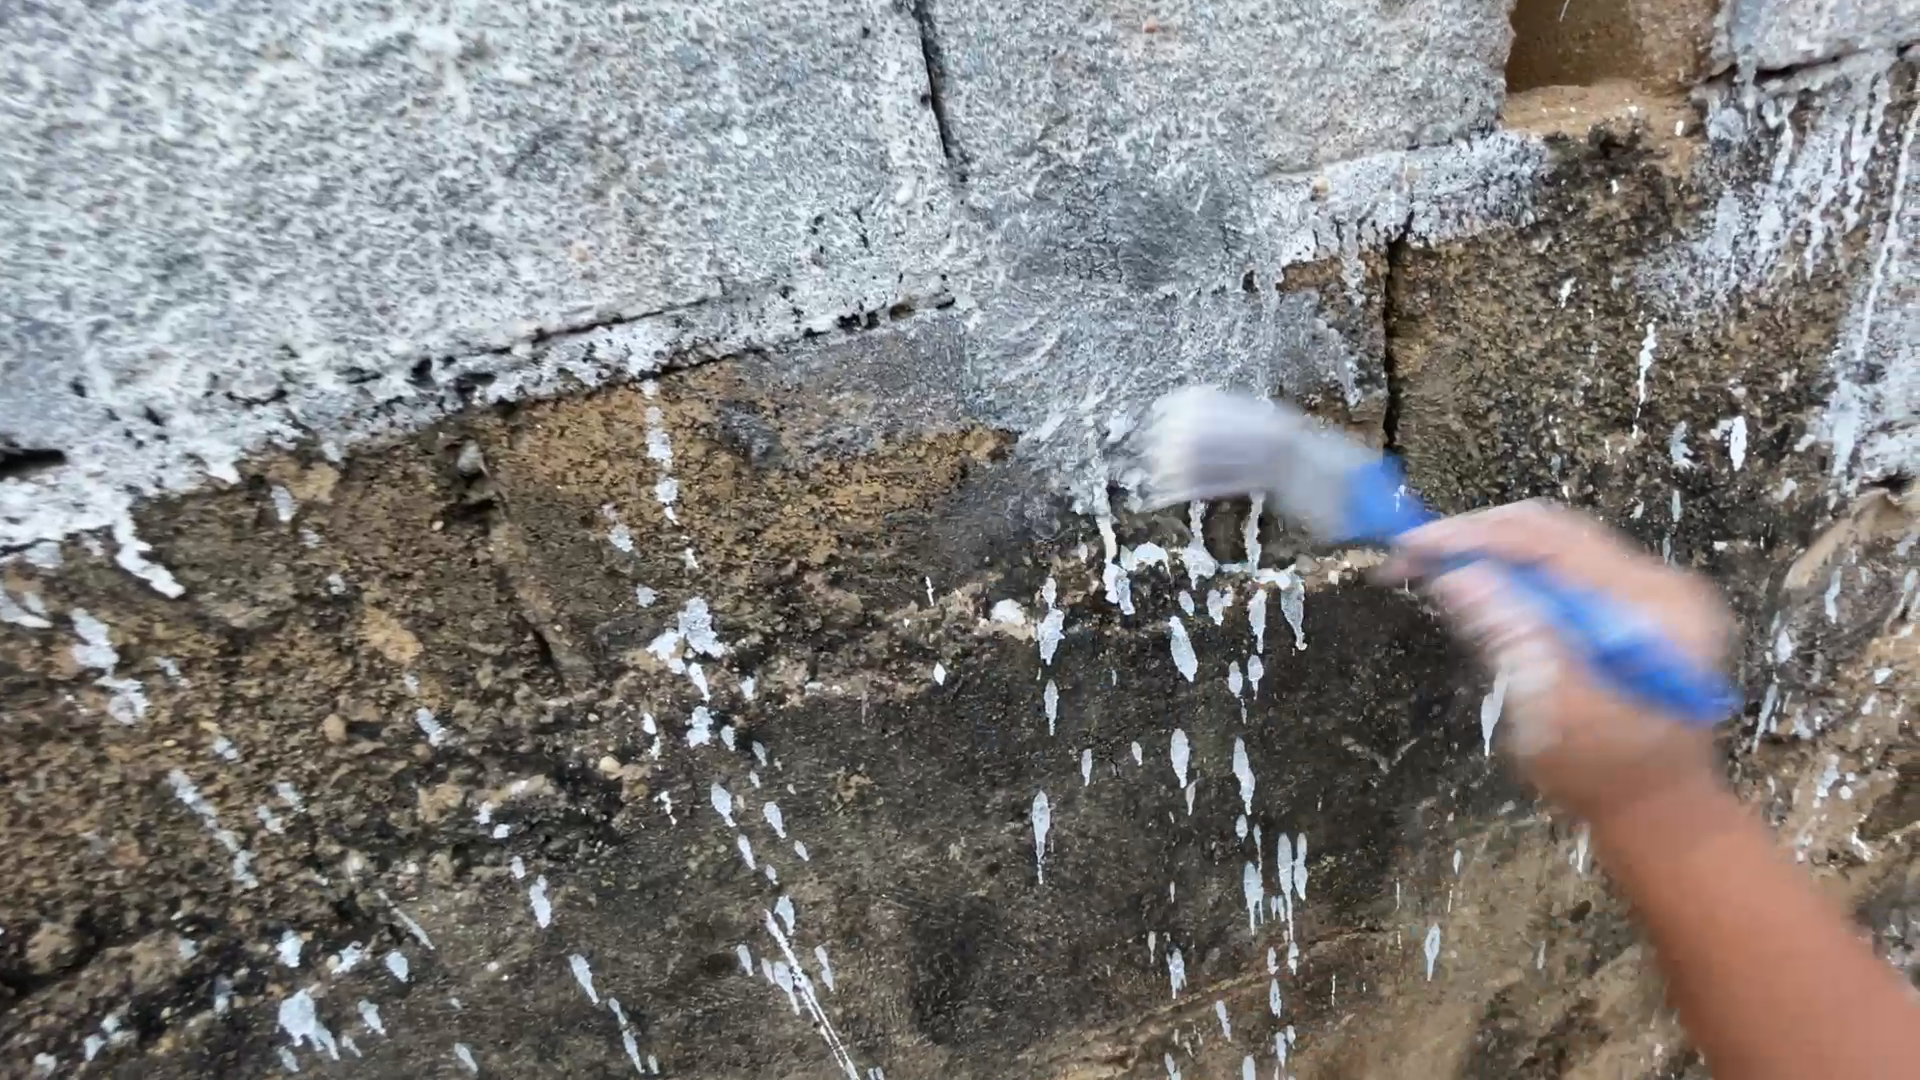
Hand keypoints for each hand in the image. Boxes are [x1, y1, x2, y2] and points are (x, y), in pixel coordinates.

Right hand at [1377, 500, 1735, 826]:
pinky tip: (1458, 581)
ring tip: (1420, 564)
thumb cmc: (1603, 770)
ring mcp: (1633, 592)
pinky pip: (1541, 565)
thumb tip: (1453, 576)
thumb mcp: (1553, 708)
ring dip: (1475, 547)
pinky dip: (1491, 566)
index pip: (1550, 544)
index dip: (1472, 538)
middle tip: (1405, 555)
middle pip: (1545, 530)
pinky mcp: (1608, 604)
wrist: (1647, 805)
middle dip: (1469, 535)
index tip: (1409, 544)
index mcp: (1656, 607)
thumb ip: (1511, 637)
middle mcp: (1651, 584)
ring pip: (1539, 540)